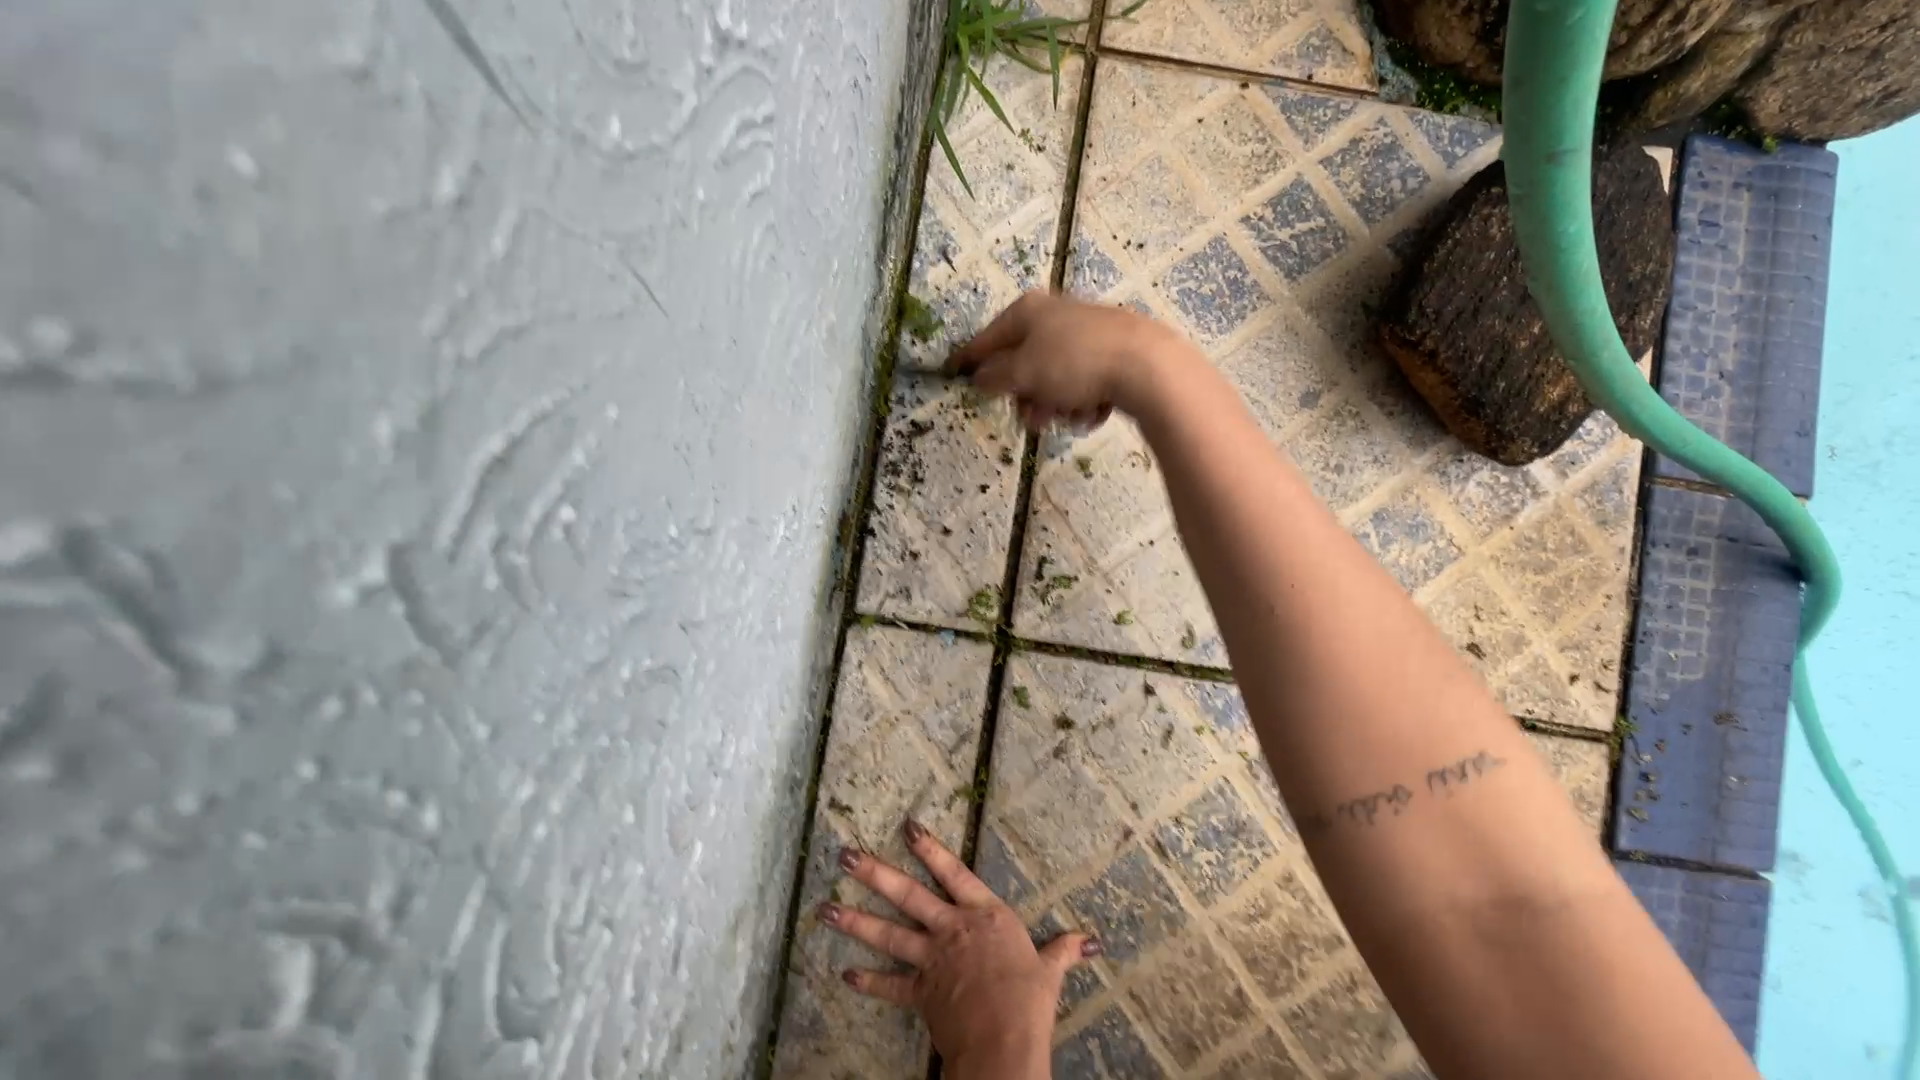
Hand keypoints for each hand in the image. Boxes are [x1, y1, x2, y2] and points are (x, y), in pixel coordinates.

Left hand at [823, 819, 1098, 1077]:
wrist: (1004, 1039)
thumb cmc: (1029, 999)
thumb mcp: (1049, 970)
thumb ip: (1064, 949)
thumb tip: (1091, 941)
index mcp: (984, 914)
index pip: (953, 872)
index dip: (930, 848)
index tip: (907, 825)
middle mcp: (952, 929)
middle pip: (908, 895)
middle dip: (875, 873)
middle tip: (846, 855)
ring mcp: (932, 960)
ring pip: (888, 934)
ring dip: (855, 920)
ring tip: (825, 906)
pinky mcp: (920, 993)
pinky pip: (890, 986)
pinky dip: (869, 981)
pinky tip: (846, 974)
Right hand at [948, 290, 1187, 431]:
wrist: (1147, 366)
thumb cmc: (1074, 363)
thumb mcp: (1024, 372)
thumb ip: (995, 377)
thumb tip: (979, 377)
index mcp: (1028, 311)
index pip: (987, 338)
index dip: (969, 359)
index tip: (952, 374)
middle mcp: (1056, 316)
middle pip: (1024, 364)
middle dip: (1026, 396)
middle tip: (1033, 417)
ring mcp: (1086, 334)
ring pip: (1054, 380)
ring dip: (1055, 405)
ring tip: (1068, 418)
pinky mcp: (1112, 355)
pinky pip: (1083, 385)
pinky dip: (1083, 403)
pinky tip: (1094, 412)